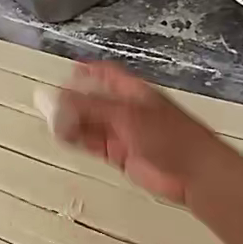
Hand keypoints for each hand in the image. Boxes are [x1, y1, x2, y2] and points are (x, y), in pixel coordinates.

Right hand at [51, 63, 232, 203]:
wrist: (193, 172)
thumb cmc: (174, 137)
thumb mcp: (126, 115)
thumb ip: (89, 108)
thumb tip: (59, 98)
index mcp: (133, 91)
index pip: (105, 74)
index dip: (86, 71)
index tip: (65, 71)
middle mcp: (127, 109)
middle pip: (92, 99)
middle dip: (70, 100)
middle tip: (48, 102)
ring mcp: (124, 132)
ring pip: (89, 123)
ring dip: (71, 121)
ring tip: (52, 120)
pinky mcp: (120, 154)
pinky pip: (92, 142)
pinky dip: (77, 139)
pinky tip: (65, 136)